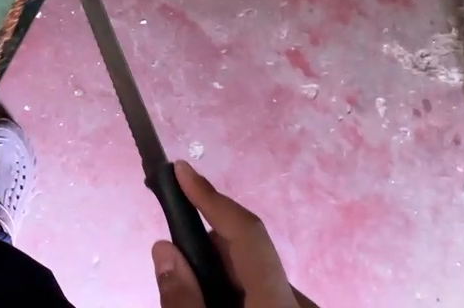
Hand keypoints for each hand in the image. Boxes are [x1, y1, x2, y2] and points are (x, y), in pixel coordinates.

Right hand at [153, 162, 300, 307]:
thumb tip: (164, 249)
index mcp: (277, 302)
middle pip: (246, 254)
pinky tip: (217, 306)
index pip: (246, 232)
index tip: (180, 169)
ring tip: (197, 297)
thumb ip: (184, 301)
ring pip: (255, 276)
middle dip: (207, 249)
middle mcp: (299, 300)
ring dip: (222, 276)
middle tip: (174, 262)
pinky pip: (267, 294)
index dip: (211, 197)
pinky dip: (239, 294)